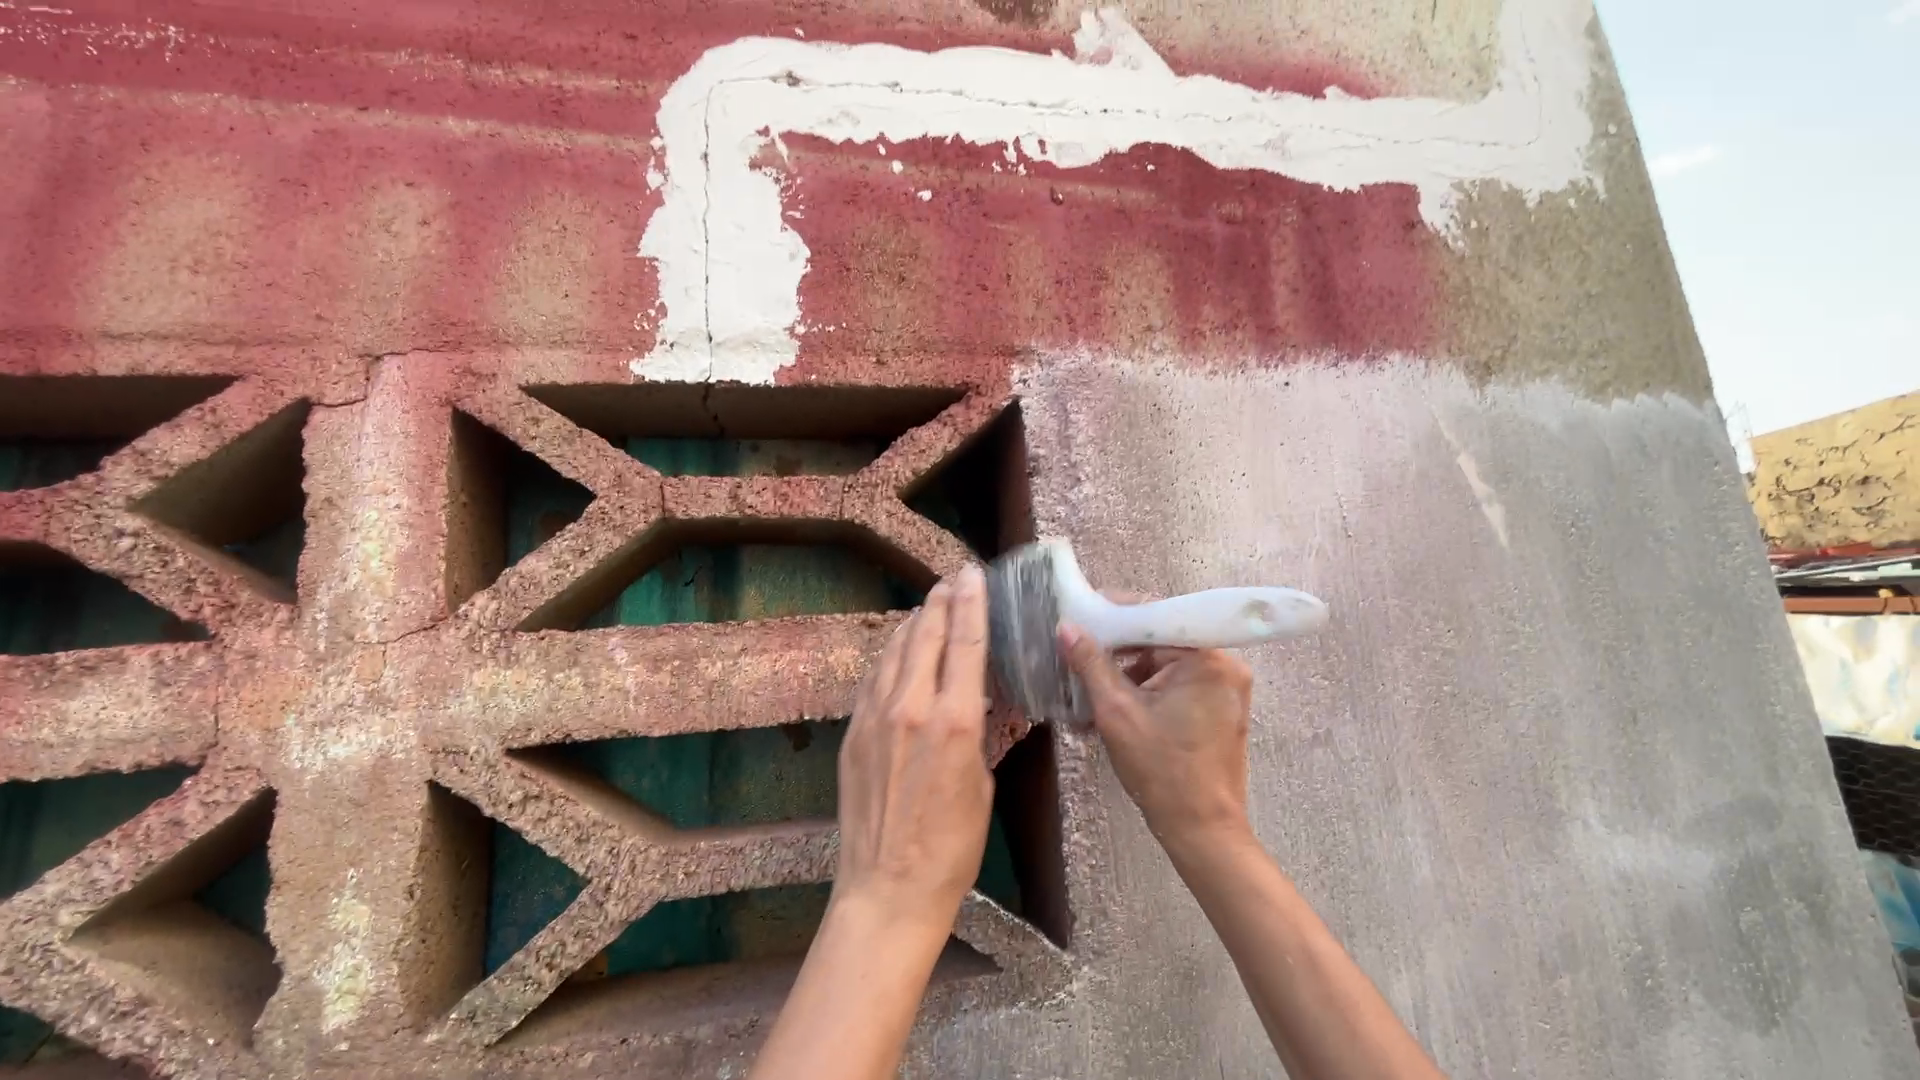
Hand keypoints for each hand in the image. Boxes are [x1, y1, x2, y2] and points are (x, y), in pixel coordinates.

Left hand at [834, 565, 994, 927]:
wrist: (888, 888)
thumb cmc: (952, 847)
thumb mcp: (982, 784)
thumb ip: (976, 734)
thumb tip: (973, 704)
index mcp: (955, 721)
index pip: (966, 643)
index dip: (971, 603)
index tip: (973, 575)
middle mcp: (912, 707)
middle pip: (926, 635)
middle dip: (941, 602)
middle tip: (952, 580)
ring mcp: (875, 717)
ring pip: (895, 651)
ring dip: (914, 623)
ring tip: (928, 606)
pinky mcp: (853, 732)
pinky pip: (874, 679)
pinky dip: (891, 655)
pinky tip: (898, 649)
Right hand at [1059, 623, 1253, 847]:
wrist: (1202, 829)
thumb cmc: (1161, 770)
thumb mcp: (1116, 711)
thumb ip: (1091, 664)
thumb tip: (1067, 628)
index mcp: (1206, 657)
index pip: (1154, 614)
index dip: (1113, 613)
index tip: (1080, 617)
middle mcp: (1225, 664)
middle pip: (1160, 638)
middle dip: (1118, 650)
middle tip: (1079, 655)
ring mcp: (1226, 688)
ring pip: (1167, 663)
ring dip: (1129, 674)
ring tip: (1090, 690)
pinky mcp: (1221, 709)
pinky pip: (1178, 684)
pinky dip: (1148, 691)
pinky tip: (1116, 708)